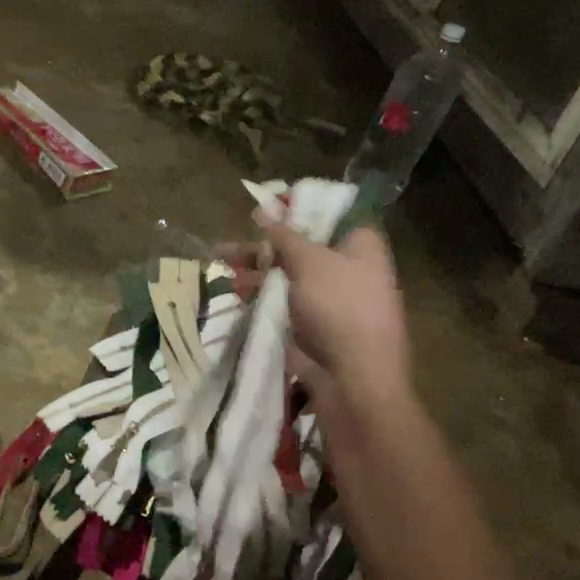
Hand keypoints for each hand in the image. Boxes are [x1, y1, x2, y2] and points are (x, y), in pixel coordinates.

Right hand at [221, 222, 412, 410]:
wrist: (352, 379)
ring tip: (220, 260)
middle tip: (236, 232)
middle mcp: (347, 267)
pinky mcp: (310, 322)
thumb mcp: (310, 261)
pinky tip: (233, 289)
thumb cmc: (339, 307)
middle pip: (302, 242)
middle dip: (266, 239)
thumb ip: (284, 235)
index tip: (267, 201)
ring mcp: (328, 297)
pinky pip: (281, 298)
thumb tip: (264, 210)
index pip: (331, 211)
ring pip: (286, 272)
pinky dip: (259, 291)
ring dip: (255, 265)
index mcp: (360, 245)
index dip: (300, 204)